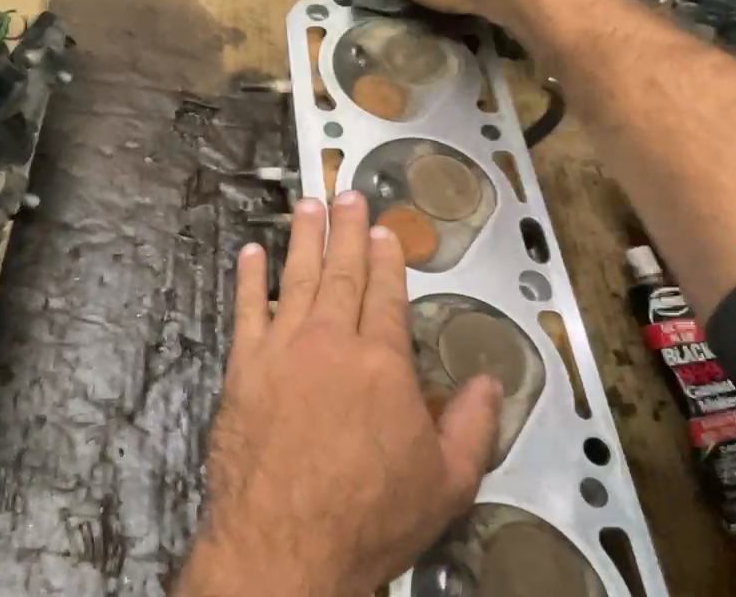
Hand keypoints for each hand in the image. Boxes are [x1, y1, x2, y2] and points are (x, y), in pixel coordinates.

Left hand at [178, 193, 502, 596]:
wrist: (285, 543)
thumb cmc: (372, 515)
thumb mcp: (447, 482)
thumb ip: (474, 425)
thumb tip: (492, 379)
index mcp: (382, 363)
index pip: (386, 295)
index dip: (387, 259)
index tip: (384, 229)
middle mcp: (331, 342)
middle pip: (341, 273)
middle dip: (347, 230)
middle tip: (346, 193)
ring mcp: (282, 349)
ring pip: (296, 279)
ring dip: (304, 239)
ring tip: (308, 205)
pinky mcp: (243, 366)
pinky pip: (246, 310)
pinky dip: (249, 278)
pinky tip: (252, 252)